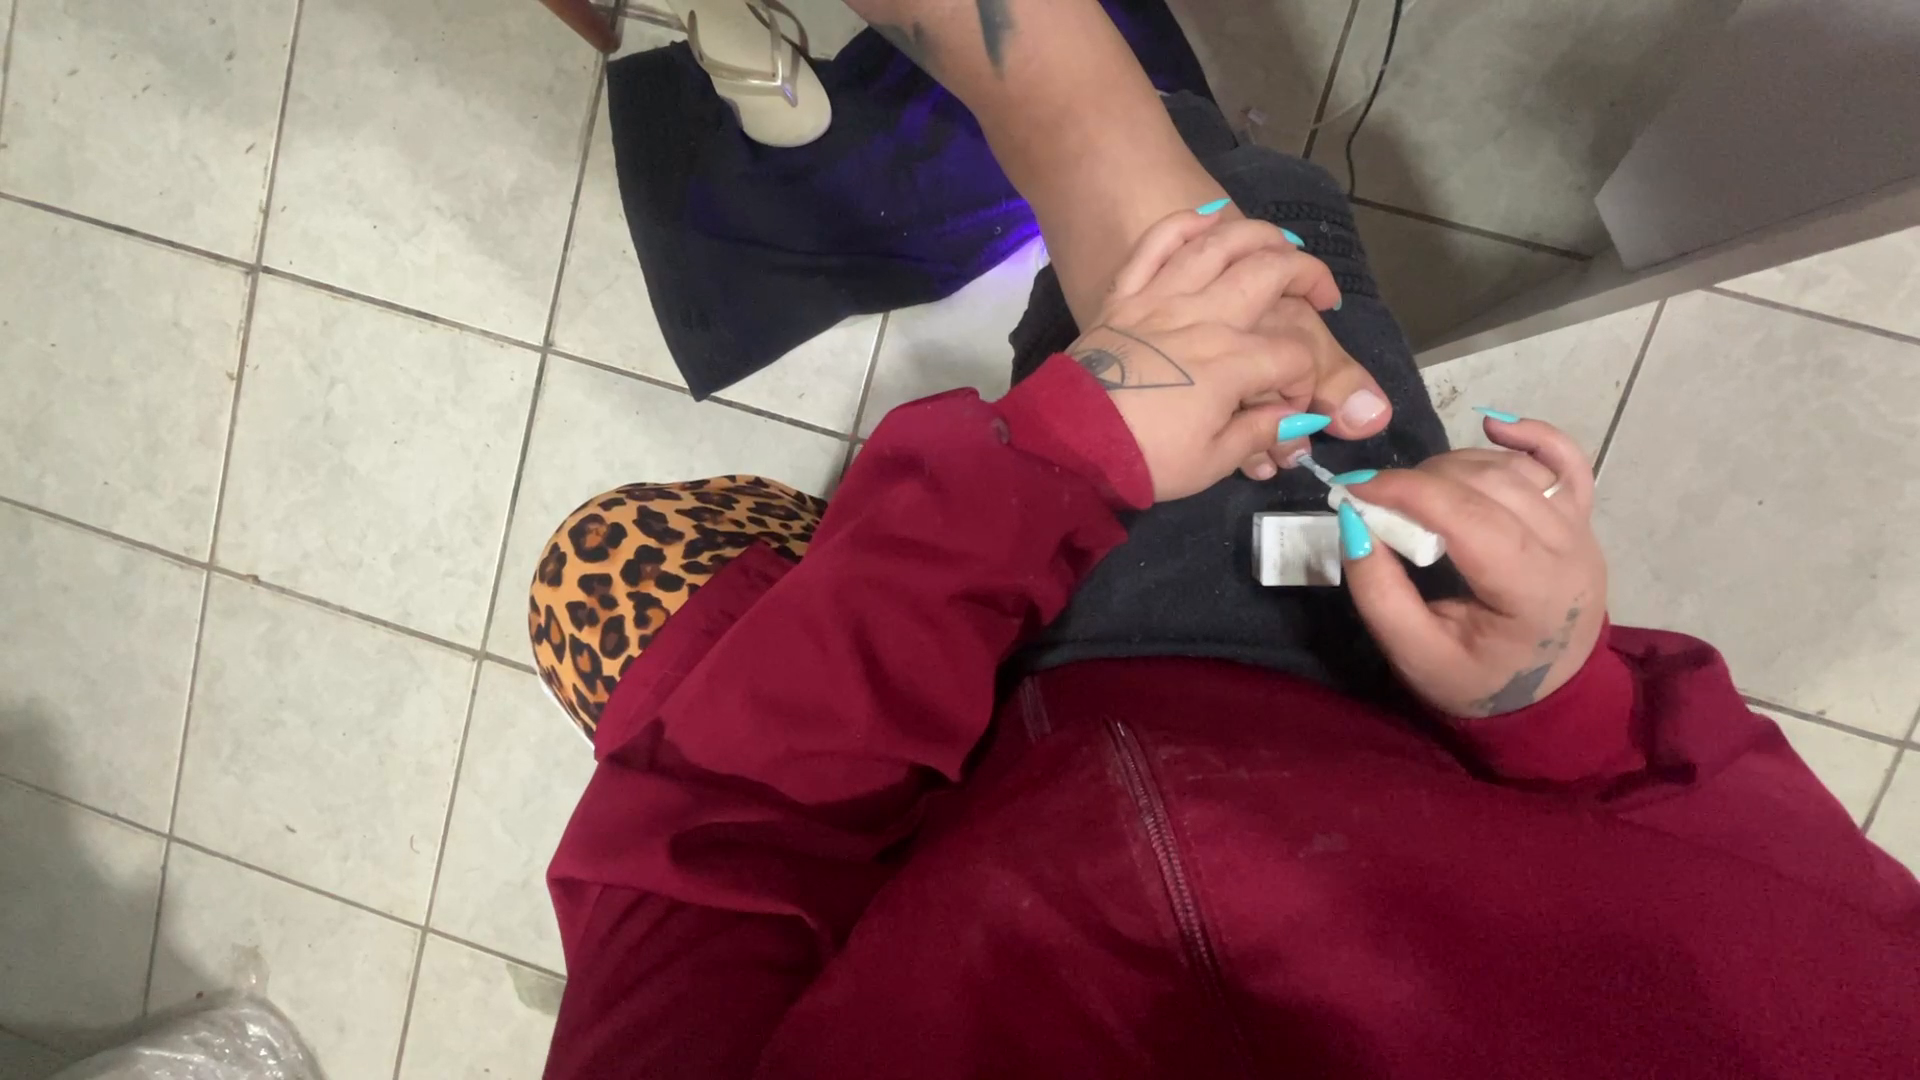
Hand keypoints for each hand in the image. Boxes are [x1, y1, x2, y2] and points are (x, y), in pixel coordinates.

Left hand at [1068, 208, 1392, 501]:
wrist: (1069, 445)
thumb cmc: (1142, 460)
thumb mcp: (1210, 463)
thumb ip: (1259, 435)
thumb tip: (1296, 420)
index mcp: (1231, 363)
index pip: (1293, 355)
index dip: (1304, 380)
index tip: (1289, 406)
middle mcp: (1203, 317)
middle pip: (1271, 273)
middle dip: (1307, 278)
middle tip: (1319, 294)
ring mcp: (1160, 299)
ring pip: (1218, 245)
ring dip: (1258, 236)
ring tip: (1280, 245)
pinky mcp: (1123, 296)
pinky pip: (1156, 244)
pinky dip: (1184, 223)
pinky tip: (1208, 216)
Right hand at [1338, 415, 1607, 717]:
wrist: (1542, 698)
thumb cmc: (1473, 679)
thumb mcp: (1412, 652)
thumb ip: (1378, 591)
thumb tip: (1353, 522)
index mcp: (1533, 590)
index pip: (1467, 515)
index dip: (1403, 490)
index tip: (1349, 488)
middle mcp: (1570, 549)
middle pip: (1488, 483)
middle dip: (1417, 480)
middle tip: (1372, 502)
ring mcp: (1582, 530)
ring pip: (1512, 468)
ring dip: (1450, 466)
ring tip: (1410, 493)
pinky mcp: (1581, 520)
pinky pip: (1565, 460)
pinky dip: (1530, 434)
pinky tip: (1491, 423)